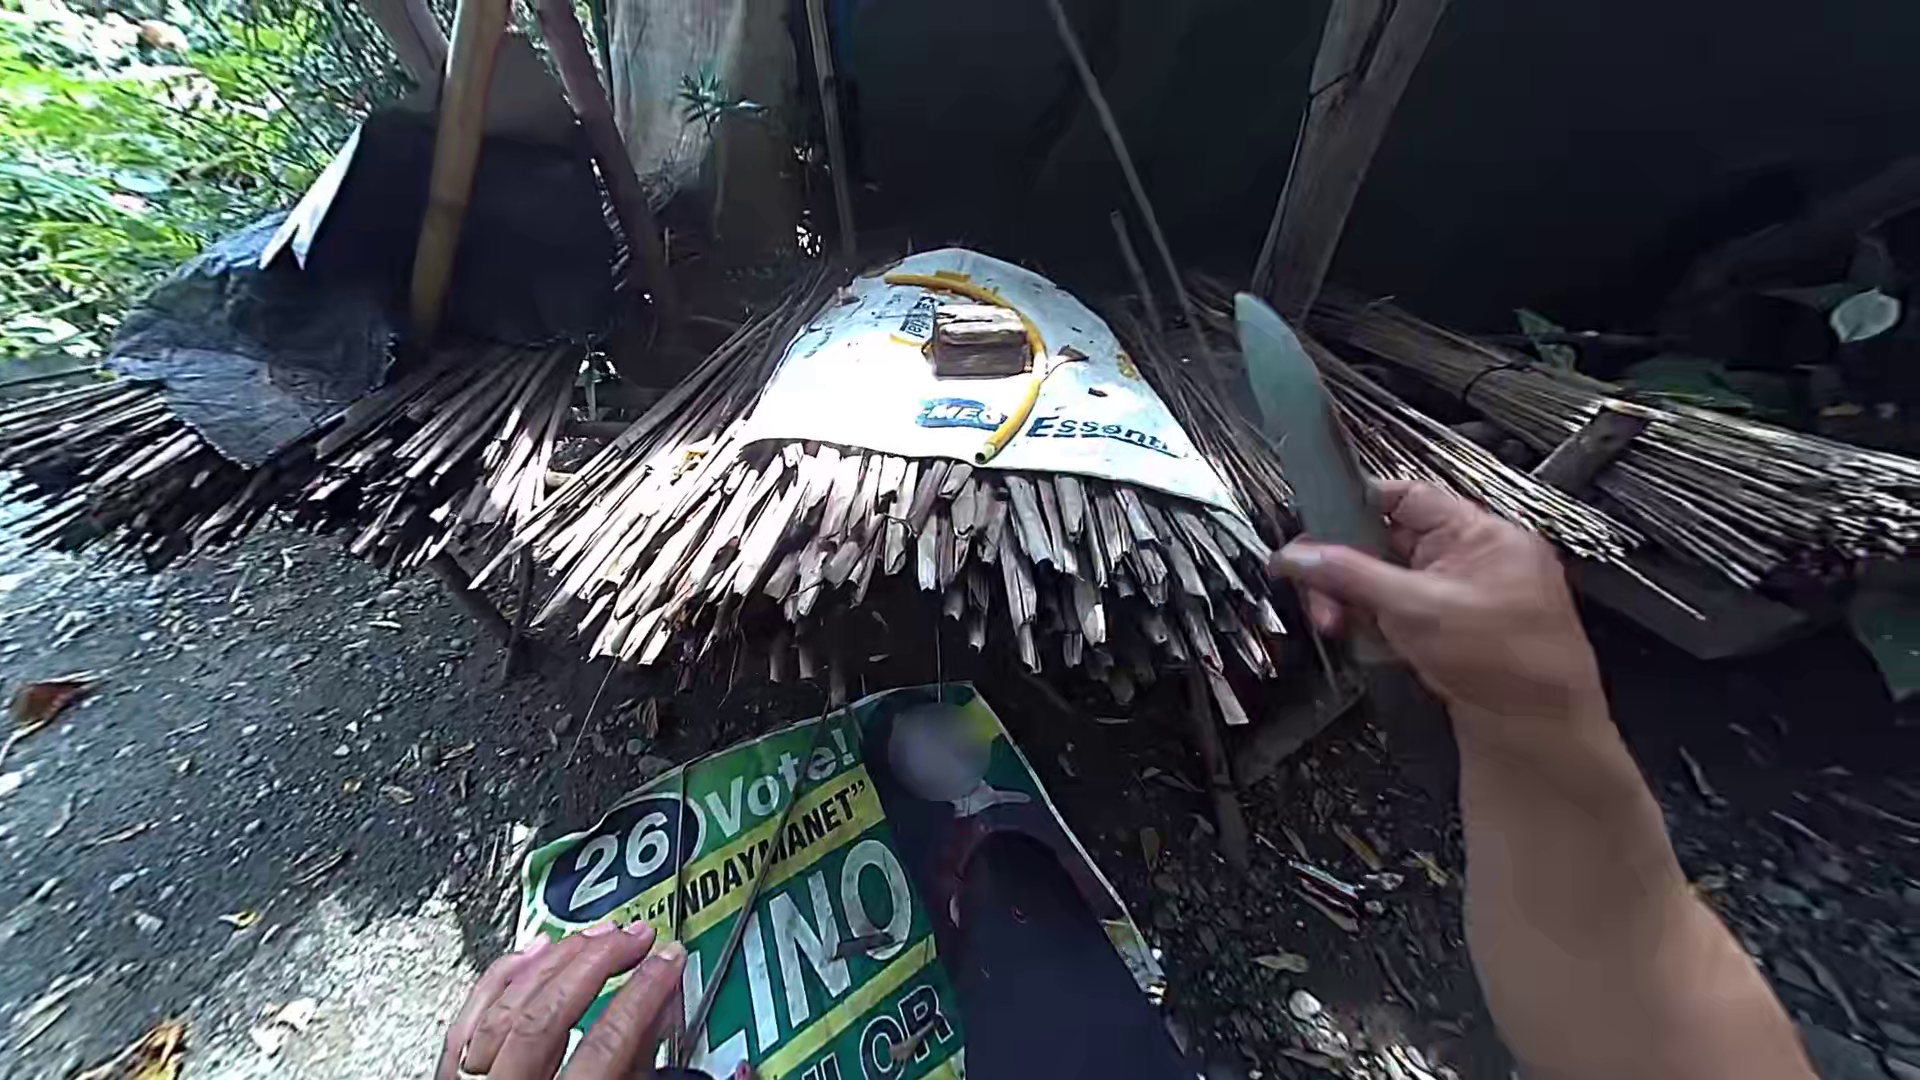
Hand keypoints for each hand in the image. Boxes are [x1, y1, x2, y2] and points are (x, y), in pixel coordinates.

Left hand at [438, 922, 686, 1079]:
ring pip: (506, 1010)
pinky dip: (504, 977)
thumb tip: (664, 998)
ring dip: (560, 959)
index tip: (671, 958)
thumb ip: (640, 1067)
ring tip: (602, 933)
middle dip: (600, 962)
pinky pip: (465, 1023)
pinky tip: (540, 948)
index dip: (645, 992)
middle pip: (546, 1019)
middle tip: (639, 935)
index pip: (605, 1047)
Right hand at [1267, 479, 1604, 727]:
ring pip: (1375, 577)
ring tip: (1335, 621)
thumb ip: (1349, 574)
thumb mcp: (1415, 608)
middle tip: (1316, 591)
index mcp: (1479, 536)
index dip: (1355, 505)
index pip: (1405, 497)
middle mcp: (1463, 557)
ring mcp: (1448, 590)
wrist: (1532, 731)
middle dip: (1340, 568)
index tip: (1314, 525)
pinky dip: (1364, 618)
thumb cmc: (1507, 665)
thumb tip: (1298, 554)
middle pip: (1379, 541)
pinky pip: (1383, 604)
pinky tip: (1360, 635)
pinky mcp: (1435, 620)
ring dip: (1347, 598)